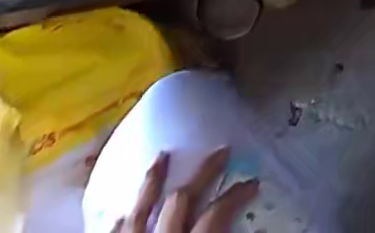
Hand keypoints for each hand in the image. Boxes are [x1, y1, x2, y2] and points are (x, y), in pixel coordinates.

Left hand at [113, 147, 257, 232]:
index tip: (253, 182)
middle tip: (222, 150)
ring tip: (162, 155)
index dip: (236, 196)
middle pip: (181, 198)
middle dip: (203, 173)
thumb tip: (261, 228)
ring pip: (140, 208)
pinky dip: (121, 219)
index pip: (216, 215)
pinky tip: (124, 210)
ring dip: (153, 181)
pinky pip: (113, 232)